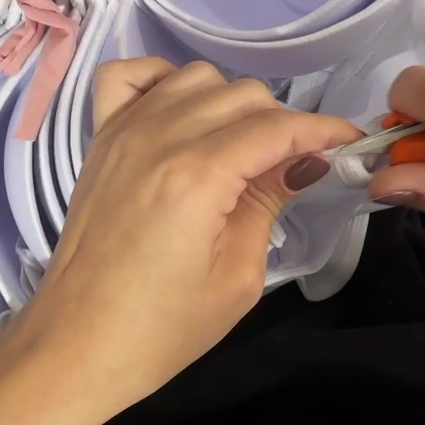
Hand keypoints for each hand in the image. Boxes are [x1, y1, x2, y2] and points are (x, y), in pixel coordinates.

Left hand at [0, 59, 358, 424]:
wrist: (75, 347)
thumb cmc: (162, 329)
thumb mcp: (238, 276)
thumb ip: (270, 202)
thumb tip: (306, 160)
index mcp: (198, 174)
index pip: (277, 127)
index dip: (323, 130)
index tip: (350, 142)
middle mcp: (158, 136)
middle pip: (243, 95)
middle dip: (281, 124)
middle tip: (290, 167)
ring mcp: (122, 131)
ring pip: (196, 78)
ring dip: (229, 103)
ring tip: (238, 148)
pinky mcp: (98, 140)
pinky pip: (130, 76)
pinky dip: (162, 81)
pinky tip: (180, 114)